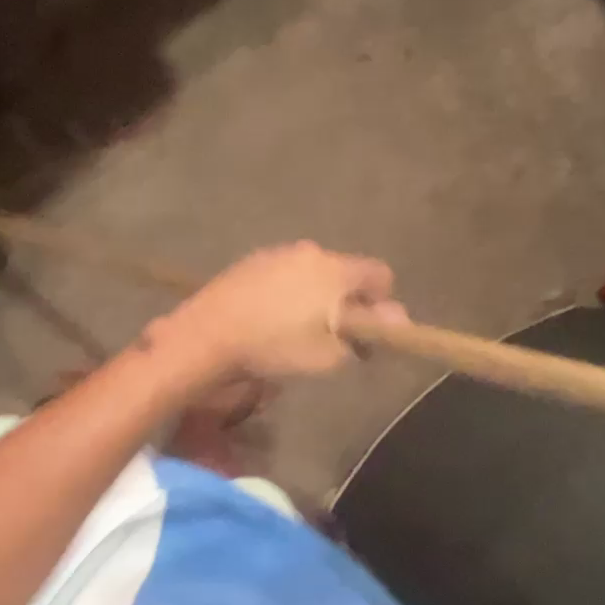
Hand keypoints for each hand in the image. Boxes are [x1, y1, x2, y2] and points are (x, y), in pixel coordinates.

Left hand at [154, 241, 407, 378]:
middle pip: (344, 273)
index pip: (380, 274)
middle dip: (347, 303)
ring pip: (312, 274)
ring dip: (315, 298)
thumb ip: (368, 333)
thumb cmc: (277, 346)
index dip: (383, 305)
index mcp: (336, 268)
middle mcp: (309, 251)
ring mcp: (276, 253)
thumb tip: (396, 317)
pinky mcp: (249, 262)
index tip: (367, 334)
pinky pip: (283, 276)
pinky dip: (287, 295)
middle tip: (333, 339)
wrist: (208, 334)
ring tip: (296, 333)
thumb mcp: (330, 353)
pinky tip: (268, 322)